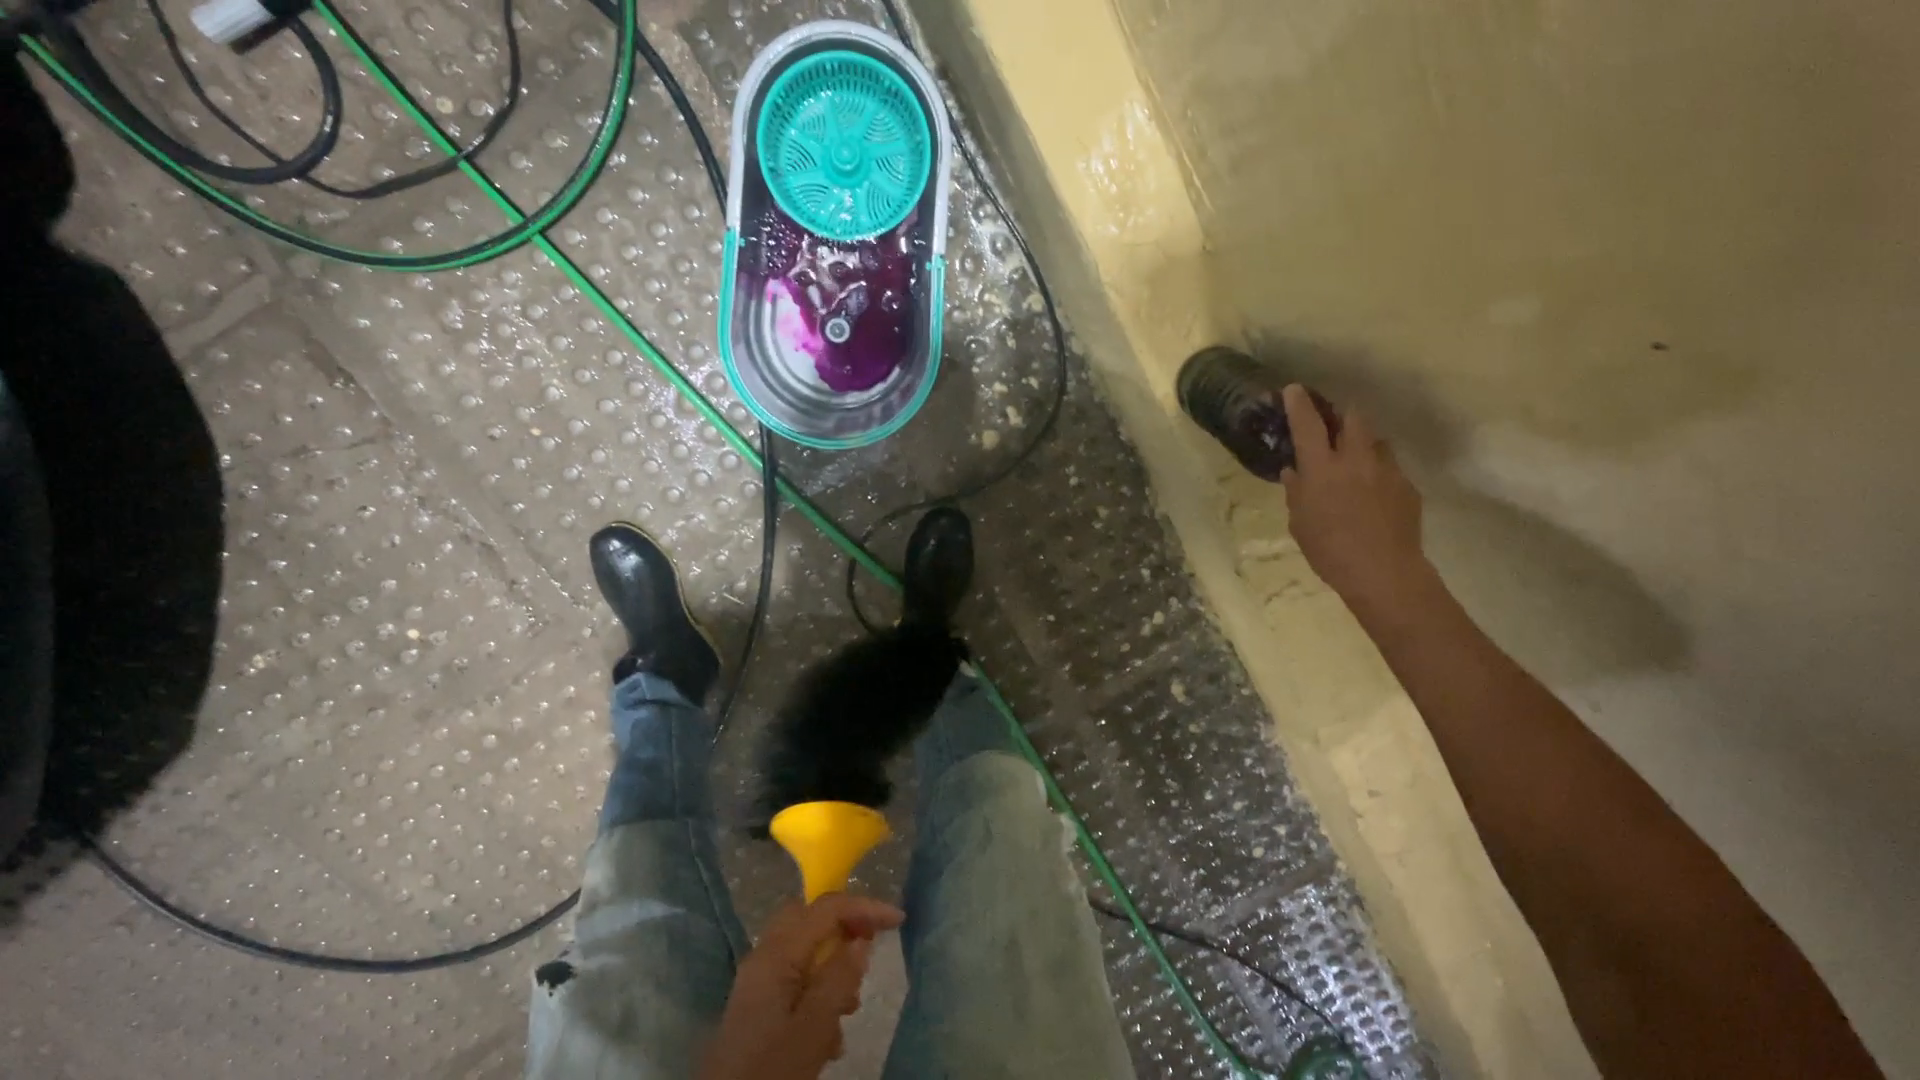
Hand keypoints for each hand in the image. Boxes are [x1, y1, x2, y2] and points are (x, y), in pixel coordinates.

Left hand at [697, 892, 904, 1079]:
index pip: (825, 908)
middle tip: (869, 951)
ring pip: (803, 950)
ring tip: (850, 1007)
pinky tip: (828, 1035)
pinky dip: (818, 992)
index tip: (899, 922)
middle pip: (809, 919)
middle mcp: (763, 957)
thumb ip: (839, 979)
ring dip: (832, 967)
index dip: (865, 907)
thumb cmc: (771, 1069)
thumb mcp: (814, 1027)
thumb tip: (860, 940)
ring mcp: (758, 981)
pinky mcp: (758, 1006)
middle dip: (844, 929)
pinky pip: (795, 979)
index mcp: (776, 954)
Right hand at [1278, 384, 1431, 614]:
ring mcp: (1387, 470)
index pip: (1308, 425)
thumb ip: (1297, 492)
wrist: (1384, 573)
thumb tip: (1294, 472)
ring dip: (1362, 444)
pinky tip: (1373, 495)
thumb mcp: (1300, 524)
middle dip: (1341, 416)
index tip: (1294, 389)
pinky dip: (1378, 474)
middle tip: (1332, 427)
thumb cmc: (1330, 551)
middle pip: (1353, 418)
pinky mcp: (1407, 487)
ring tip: (1354, 462)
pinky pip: (1390, 469)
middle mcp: (1355, 460)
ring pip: (1375, 441)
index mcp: (1322, 468)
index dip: (1299, 404)